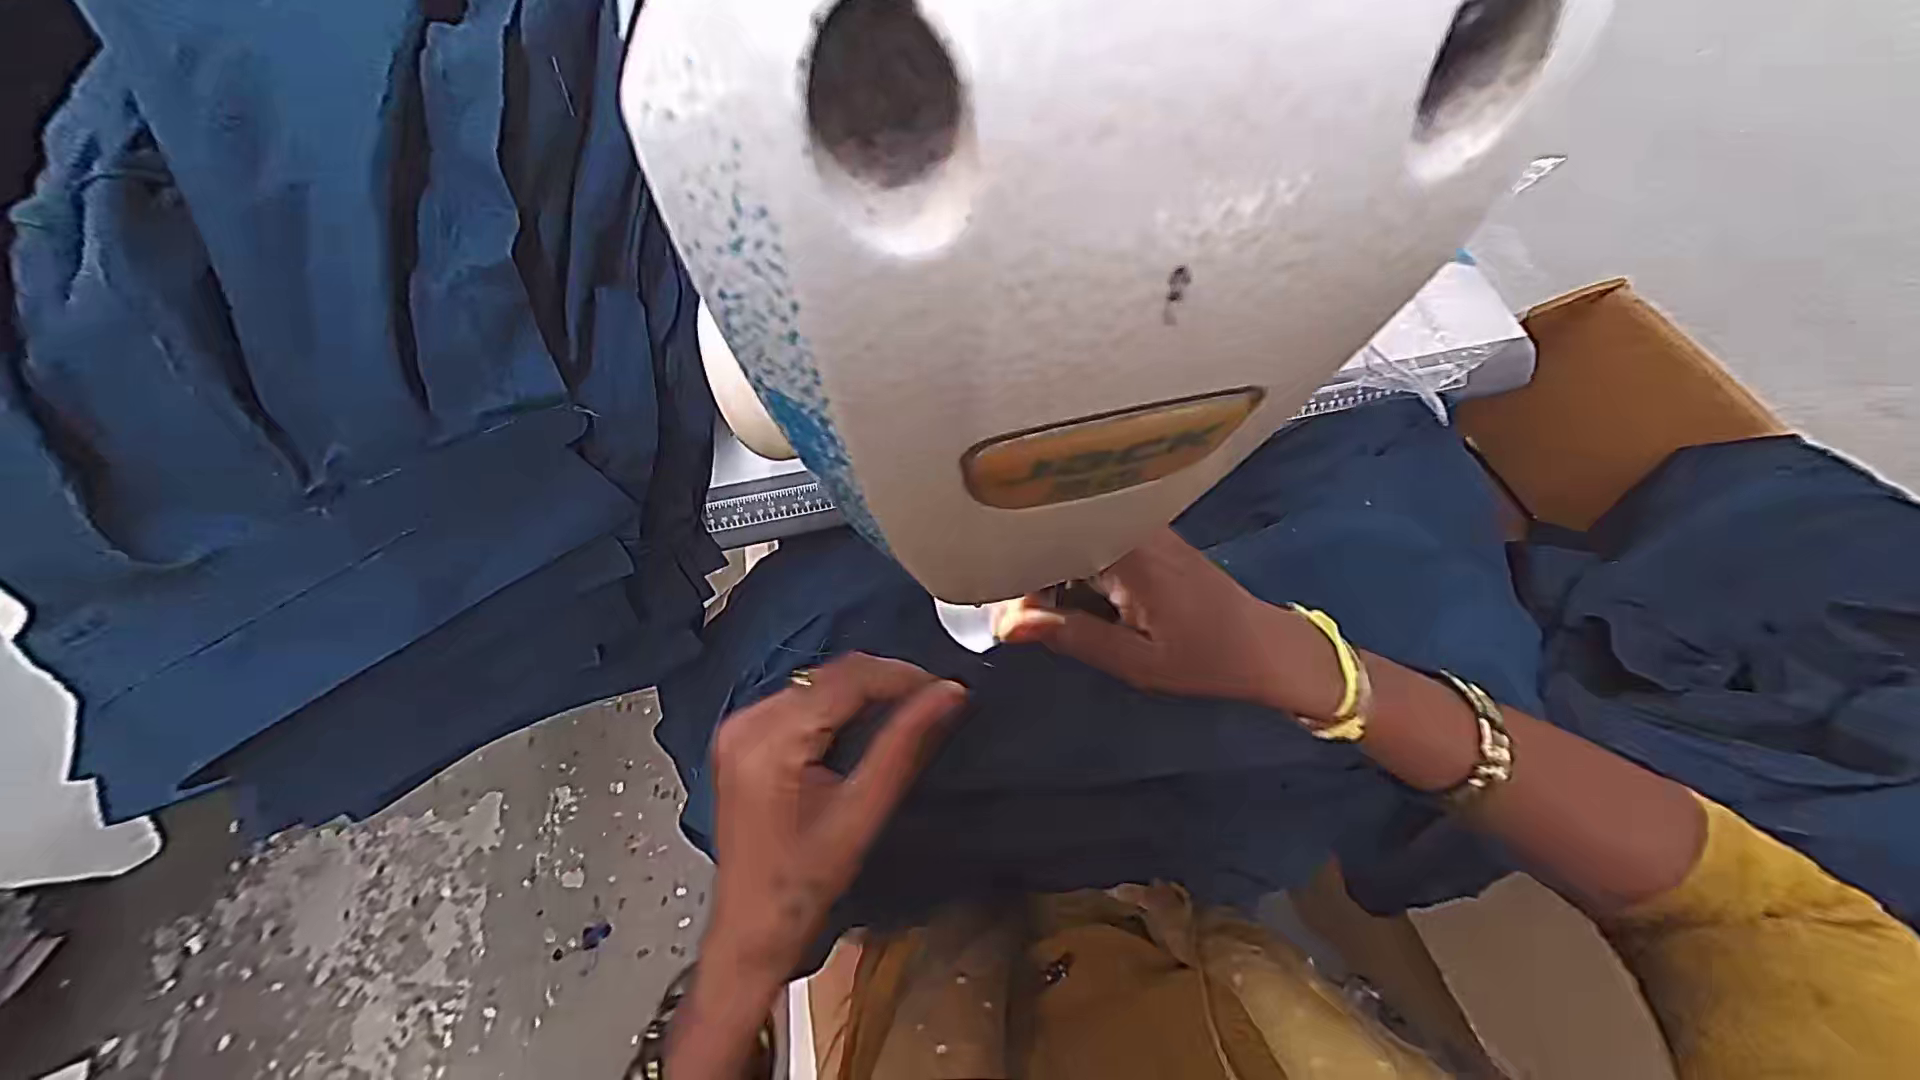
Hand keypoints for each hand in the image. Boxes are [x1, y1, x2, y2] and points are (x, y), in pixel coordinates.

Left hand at [705, 652, 966, 976]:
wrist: (752, 927)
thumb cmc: (800, 885)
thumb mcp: (862, 811)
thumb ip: (906, 744)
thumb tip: (947, 695)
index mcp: (769, 739)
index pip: (848, 679)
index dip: (902, 676)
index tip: (942, 687)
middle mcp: (747, 722)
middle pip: (833, 674)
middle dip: (887, 681)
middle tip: (930, 699)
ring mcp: (741, 725)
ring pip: (821, 680)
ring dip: (867, 689)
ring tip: (907, 709)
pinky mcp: (745, 734)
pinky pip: (804, 697)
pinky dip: (842, 702)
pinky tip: (867, 720)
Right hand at [994, 528, 1342, 719]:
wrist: (1265, 647)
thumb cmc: (1206, 658)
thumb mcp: (1136, 661)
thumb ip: (1071, 637)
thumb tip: (1007, 625)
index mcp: (1129, 551)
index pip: (1050, 542)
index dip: (1016, 572)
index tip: (998, 607)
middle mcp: (1132, 525)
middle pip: (1056, 534)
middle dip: (1029, 573)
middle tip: (1019, 620)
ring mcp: (1140, 527)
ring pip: (1071, 537)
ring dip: (1050, 572)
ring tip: (1044, 615)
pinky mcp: (1144, 537)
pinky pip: (1091, 543)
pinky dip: (1073, 570)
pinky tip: (1073, 602)